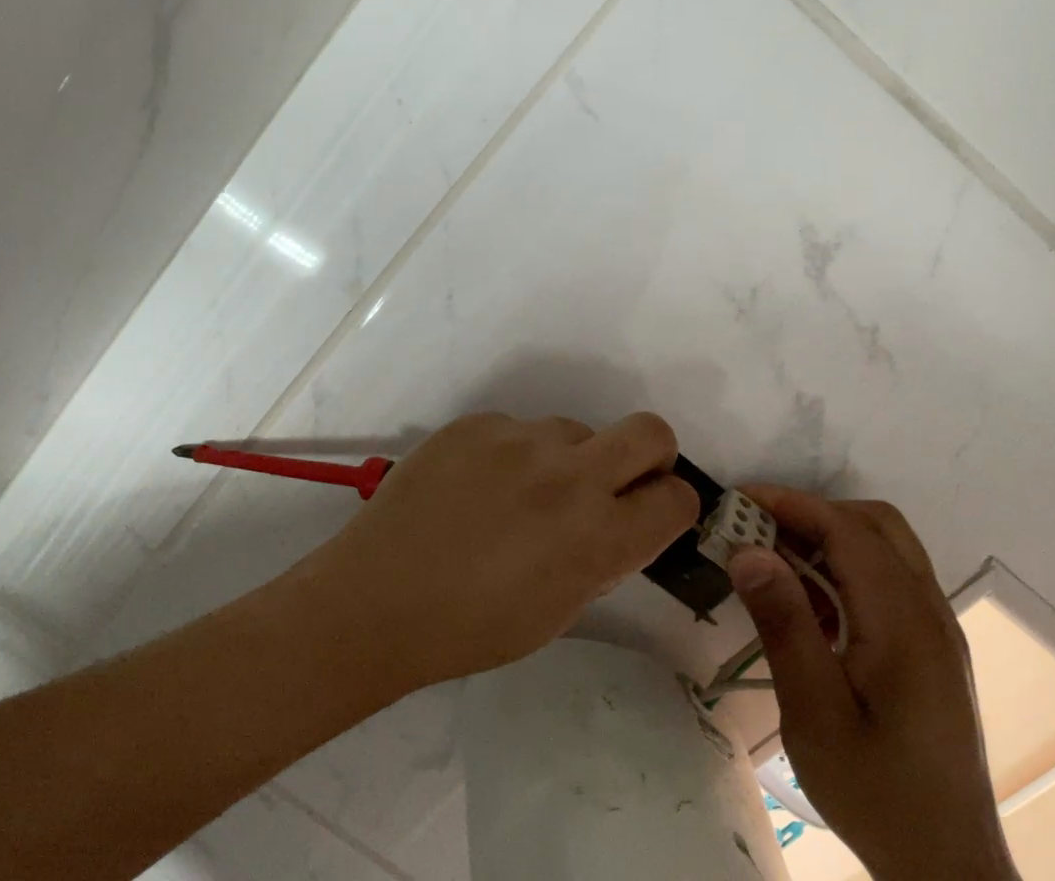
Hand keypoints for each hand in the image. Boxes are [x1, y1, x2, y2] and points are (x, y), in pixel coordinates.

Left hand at [303, 412, 698, 688]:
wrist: (377, 599)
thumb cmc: (471, 629)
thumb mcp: (558, 612)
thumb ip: (602, 559)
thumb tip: (619, 526)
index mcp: (598, 537)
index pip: (677, 499)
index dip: (669, 509)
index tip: (649, 517)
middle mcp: (570, 476)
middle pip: (650, 432)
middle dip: (649, 457)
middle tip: (614, 485)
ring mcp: (519, 441)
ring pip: (575, 429)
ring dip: (567, 458)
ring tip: (519, 496)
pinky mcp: (475, 425)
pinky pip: (517, 429)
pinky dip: (512, 453)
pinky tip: (475, 488)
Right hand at [727, 486, 1017, 880]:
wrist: (944, 863)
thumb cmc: (874, 790)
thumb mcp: (814, 711)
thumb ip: (785, 624)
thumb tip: (749, 550)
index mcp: (905, 622)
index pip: (848, 531)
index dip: (791, 505)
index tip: (735, 502)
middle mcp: (930, 614)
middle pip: (876, 526)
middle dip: (811, 513)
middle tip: (752, 530)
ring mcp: (936, 633)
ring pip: (886, 552)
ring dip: (828, 540)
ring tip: (770, 563)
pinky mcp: (931, 653)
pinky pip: (889, 585)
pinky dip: (845, 572)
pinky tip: (806, 608)